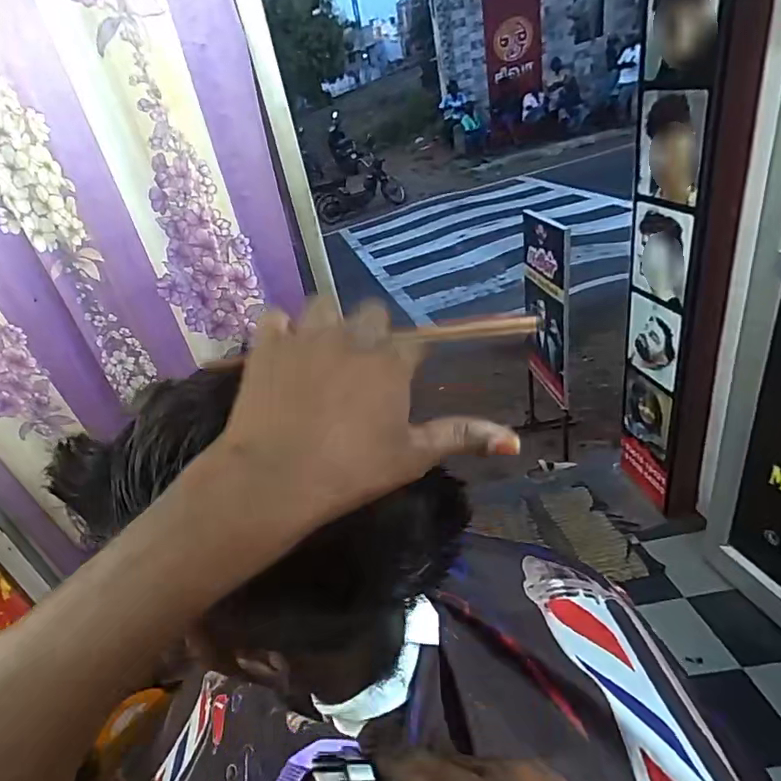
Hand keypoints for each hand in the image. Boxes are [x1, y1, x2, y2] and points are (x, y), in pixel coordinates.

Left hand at [196, 298, 518, 534]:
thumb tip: (514, 439)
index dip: (406, 359)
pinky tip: (282, 351)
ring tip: (321, 351)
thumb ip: (459, 437)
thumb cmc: (351, 470)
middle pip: (370, 313)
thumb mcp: (411, 457)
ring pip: (322, 304)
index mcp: (391, 361)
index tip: (398, 381)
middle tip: (359, 368)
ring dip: (326, 321)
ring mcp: (305, 335)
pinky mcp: (266, 343)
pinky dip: (280, 329)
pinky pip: (275, 317)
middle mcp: (352, 336)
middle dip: (370, 332)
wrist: (277, 476)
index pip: (412, 342)